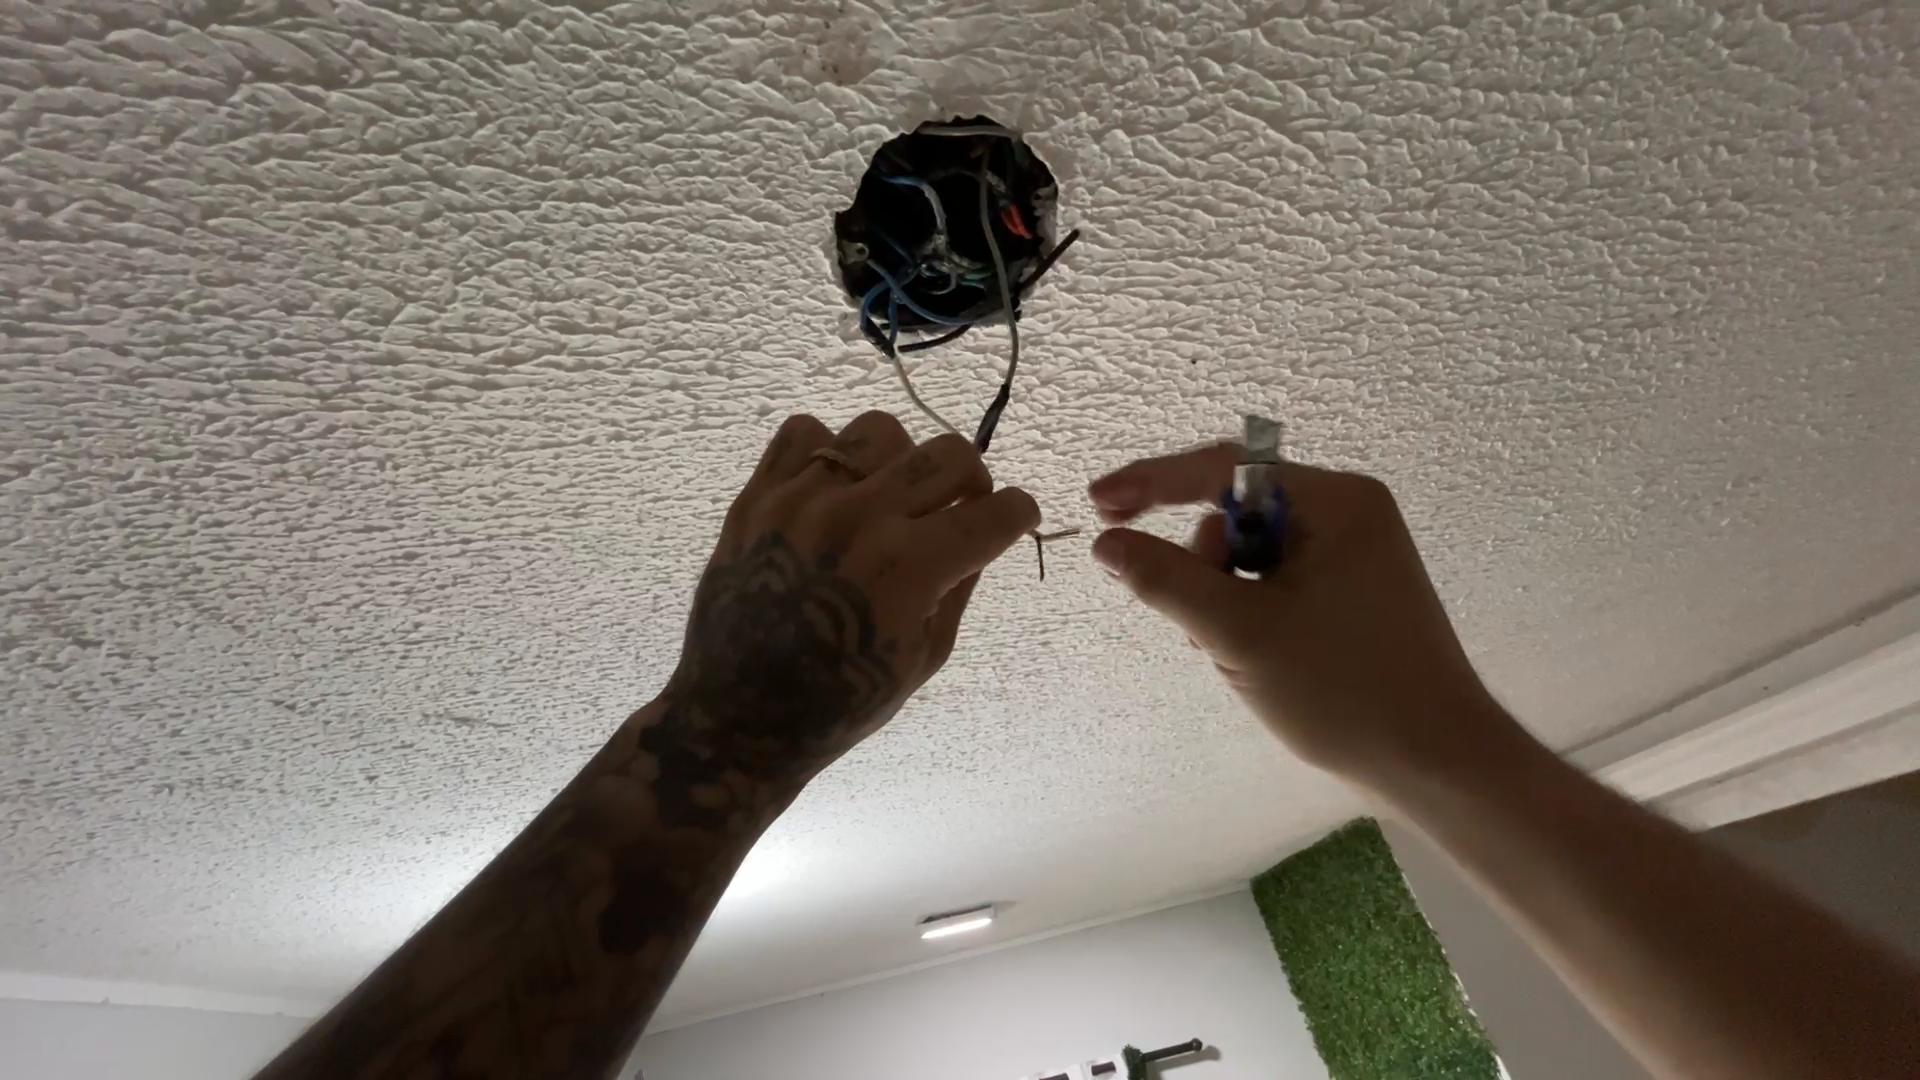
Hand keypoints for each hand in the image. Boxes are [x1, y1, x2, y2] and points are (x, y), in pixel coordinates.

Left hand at [657, 411, 1040, 803]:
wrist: (738, 716)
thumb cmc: (844, 701)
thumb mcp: (926, 655)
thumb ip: (961, 581)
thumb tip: (980, 529)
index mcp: (909, 569)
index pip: (993, 514)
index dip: (1020, 513)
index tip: (1017, 516)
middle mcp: (859, 518)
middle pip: (949, 455)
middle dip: (974, 480)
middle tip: (960, 507)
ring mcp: (802, 500)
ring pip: (879, 430)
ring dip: (901, 462)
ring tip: (887, 499)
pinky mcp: (756, 496)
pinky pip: (804, 431)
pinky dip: (828, 453)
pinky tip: (832, 492)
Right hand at [1087, 443, 1507, 787]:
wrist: (1435, 766)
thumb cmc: (1343, 690)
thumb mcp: (1237, 631)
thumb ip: (1163, 579)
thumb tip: (1106, 543)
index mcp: (1334, 502)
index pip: (1223, 469)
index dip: (1152, 481)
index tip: (1098, 502)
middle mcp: (1345, 515)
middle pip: (1234, 512)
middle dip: (1199, 561)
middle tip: (1189, 616)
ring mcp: (1348, 554)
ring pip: (1246, 552)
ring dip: (1216, 592)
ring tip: (1223, 647)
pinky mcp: (1343, 590)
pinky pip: (1268, 578)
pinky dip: (1240, 607)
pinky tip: (1244, 650)